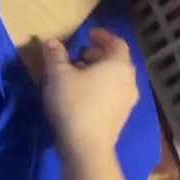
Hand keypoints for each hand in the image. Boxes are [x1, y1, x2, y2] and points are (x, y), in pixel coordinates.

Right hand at [40, 27, 138, 158]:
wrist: (86, 146)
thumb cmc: (74, 103)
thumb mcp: (58, 74)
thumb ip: (55, 55)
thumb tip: (51, 42)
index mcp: (118, 65)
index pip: (117, 43)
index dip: (103, 36)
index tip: (89, 34)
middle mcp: (128, 81)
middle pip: (117, 61)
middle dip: (99, 55)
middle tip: (80, 54)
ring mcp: (127, 101)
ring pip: (115, 79)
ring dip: (99, 72)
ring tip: (78, 74)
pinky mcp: (120, 117)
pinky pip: (113, 93)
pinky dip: (101, 87)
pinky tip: (83, 94)